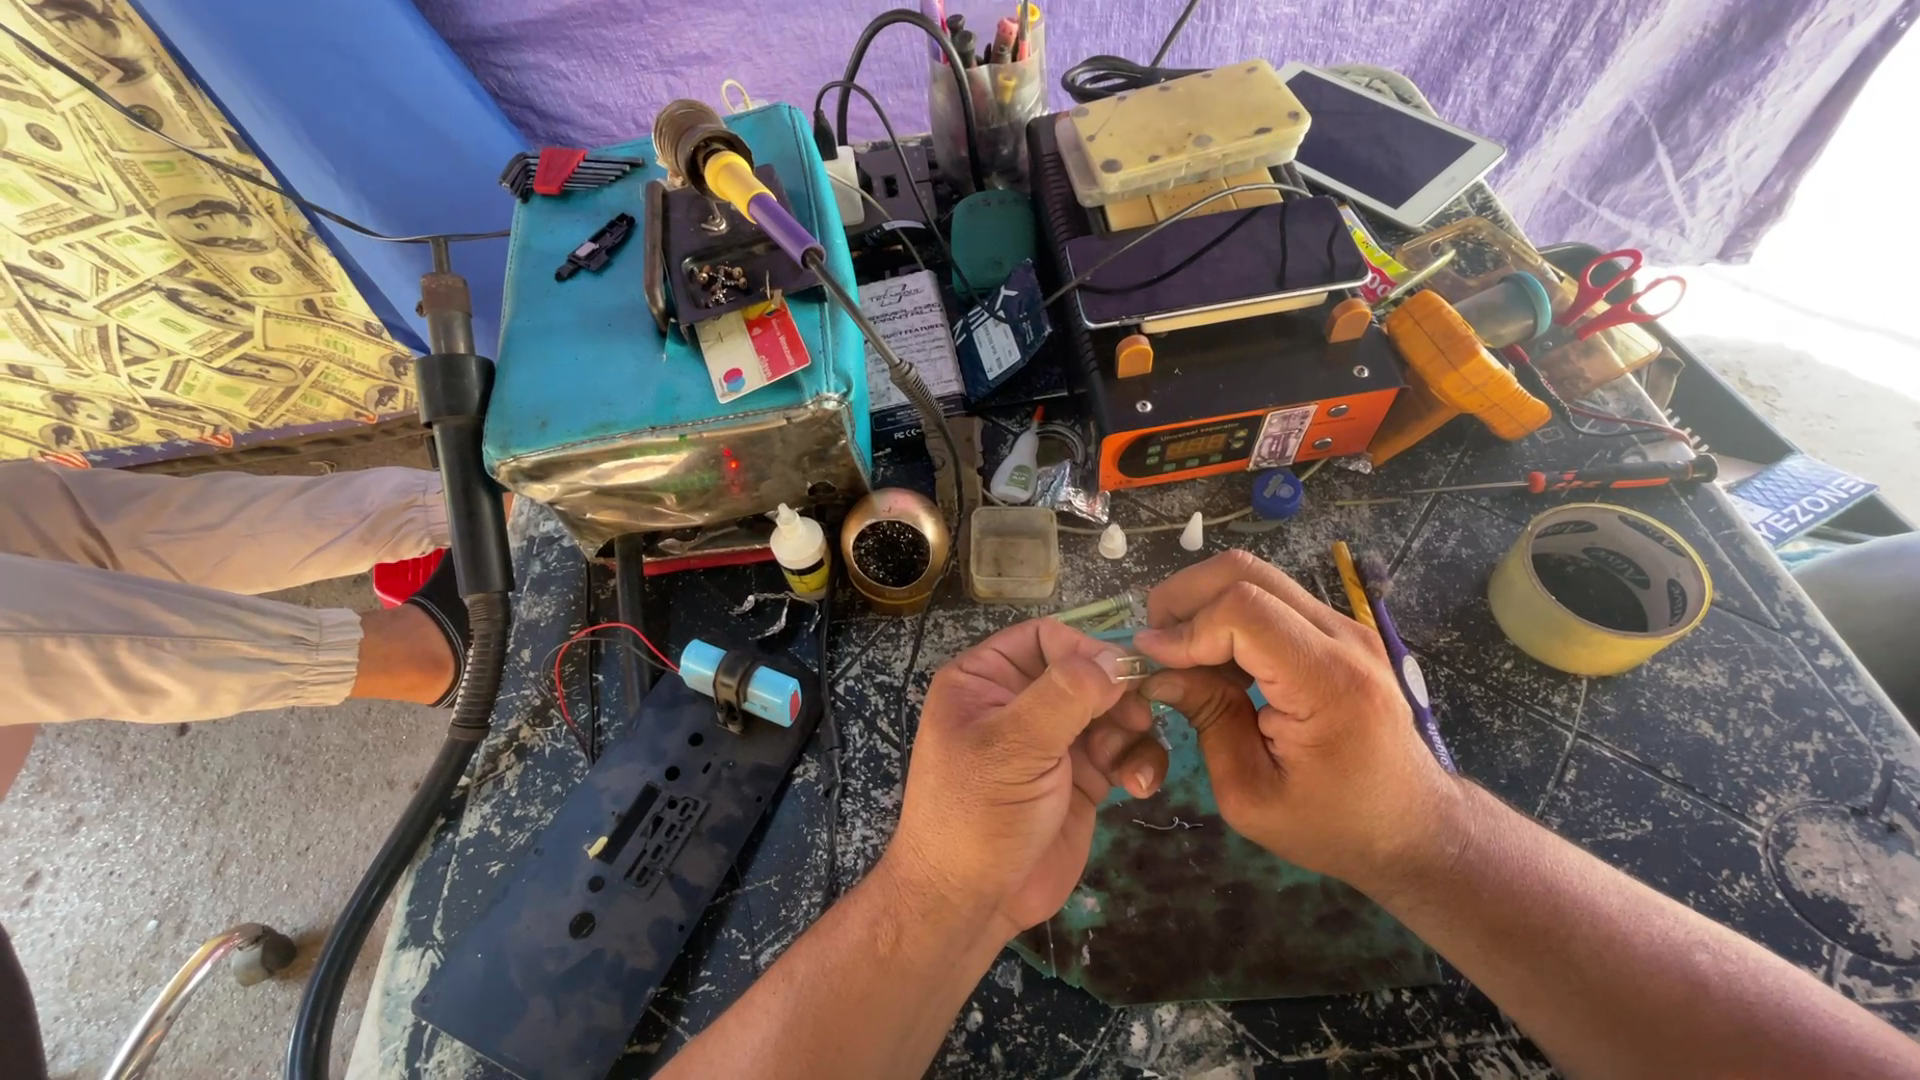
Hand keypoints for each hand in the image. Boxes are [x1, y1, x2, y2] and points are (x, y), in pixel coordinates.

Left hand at [881, 618, 1167, 941]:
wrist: (972, 903)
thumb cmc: (977, 814)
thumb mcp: (1013, 747)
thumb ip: (1064, 695)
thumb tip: (1115, 657)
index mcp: (985, 679)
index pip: (1045, 638)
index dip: (1085, 651)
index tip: (1118, 678)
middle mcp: (1020, 702)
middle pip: (1087, 673)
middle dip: (1116, 696)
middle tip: (1136, 720)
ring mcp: (1052, 741)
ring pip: (1111, 711)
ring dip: (1132, 731)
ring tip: (1128, 764)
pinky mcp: (1081, 778)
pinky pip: (1122, 751)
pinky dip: (1138, 762)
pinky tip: (1138, 787)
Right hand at [1132, 550, 1462, 890]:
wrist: (1413, 826)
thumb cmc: (1333, 825)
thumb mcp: (1250, 793)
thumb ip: (1206, 720)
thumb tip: (1158, 671)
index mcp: (1329, 684)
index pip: (1244, 611)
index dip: (1186, 628)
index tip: (1152, 661)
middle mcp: (1344, 638)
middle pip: (1246, 572)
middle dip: (1185, 597)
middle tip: (1156, 642)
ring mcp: (1345, 627)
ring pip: (1255, 576)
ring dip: (1203, 602)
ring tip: (1179, 651)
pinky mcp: (1338, 630)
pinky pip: (1270, 597)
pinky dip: (1226, 613)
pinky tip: (1213, 657)